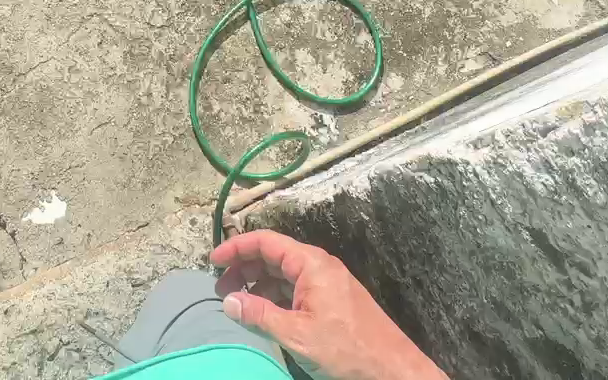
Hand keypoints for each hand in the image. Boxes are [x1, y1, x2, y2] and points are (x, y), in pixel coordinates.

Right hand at [212, 230, 446, 379]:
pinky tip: (264, 312)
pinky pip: (296, 287)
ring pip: (283, 272)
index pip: (265, 241)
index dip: (236, 247)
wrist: (394, 371)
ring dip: (258, 283)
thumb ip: (260, 315)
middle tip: (220, 288)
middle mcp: (317, 264)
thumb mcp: (297, 334)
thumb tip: (227, 300)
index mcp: (309, 262)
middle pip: (272, 254)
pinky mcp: (332, 298)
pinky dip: (275, 295)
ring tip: (238, 302)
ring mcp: (326, 281)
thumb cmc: (346, 349)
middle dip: (244, 267)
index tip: (212, 261)